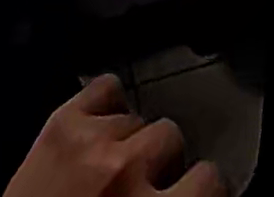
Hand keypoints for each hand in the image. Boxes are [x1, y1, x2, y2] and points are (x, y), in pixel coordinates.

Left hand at [3, 74, 225, 196]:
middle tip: (143, 184)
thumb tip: (194, 192)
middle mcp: (129, 172)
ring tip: (111, 167)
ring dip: (128, 140)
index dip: (205, 187)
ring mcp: (93, 142)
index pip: (211, 181)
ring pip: (136, 116)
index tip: (197, 191)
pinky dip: (106, 104)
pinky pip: (105, 87)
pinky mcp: (62, 122)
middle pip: (170, 136)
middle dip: (159, 160)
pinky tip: (100, 129)